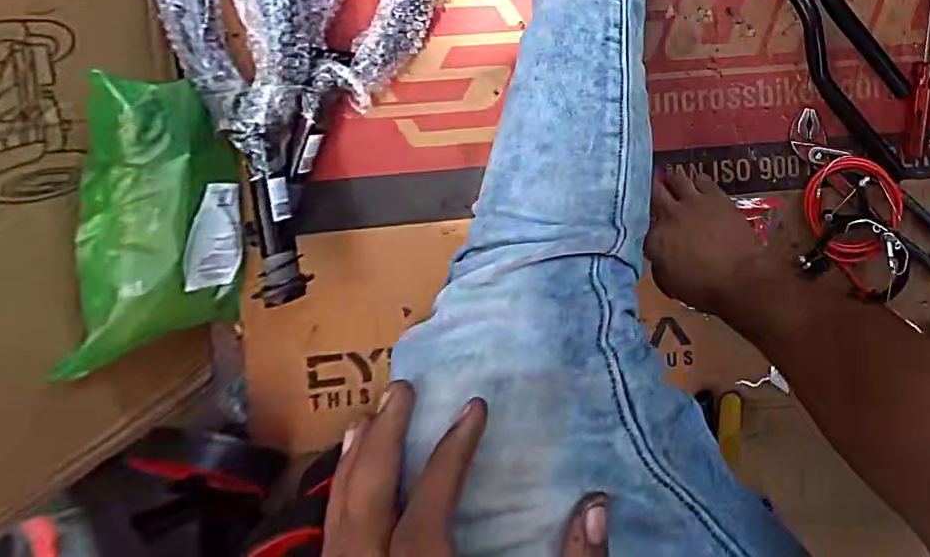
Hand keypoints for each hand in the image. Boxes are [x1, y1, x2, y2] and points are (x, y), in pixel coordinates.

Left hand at [324, 380, 610, 555]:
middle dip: (385, 440)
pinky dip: (340, 513)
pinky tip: (350, 493)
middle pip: (367, 503)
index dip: (452, 451)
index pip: (429, 504)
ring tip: (365, 422)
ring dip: (351, 470)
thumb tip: (597, 507)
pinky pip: (333, 554)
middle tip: (400, 388)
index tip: (474, 407)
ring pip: (336, 529)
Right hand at [645, 170, 802, 321]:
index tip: (645, 221)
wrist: (741, 278)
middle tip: (652, 190)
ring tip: (673, 184)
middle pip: (654, 191)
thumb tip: (658, 254)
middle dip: (651, 190)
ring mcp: (692, 201)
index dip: (642, 220)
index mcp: (655, 238)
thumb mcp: (670, 284)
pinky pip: (700, 179)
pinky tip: (698, 188)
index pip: (641, 222)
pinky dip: (696, 182)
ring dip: (672, 182)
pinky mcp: (715, 196)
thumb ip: (658, 265)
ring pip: (676, 178)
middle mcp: (669, 214)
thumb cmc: (705, 289)